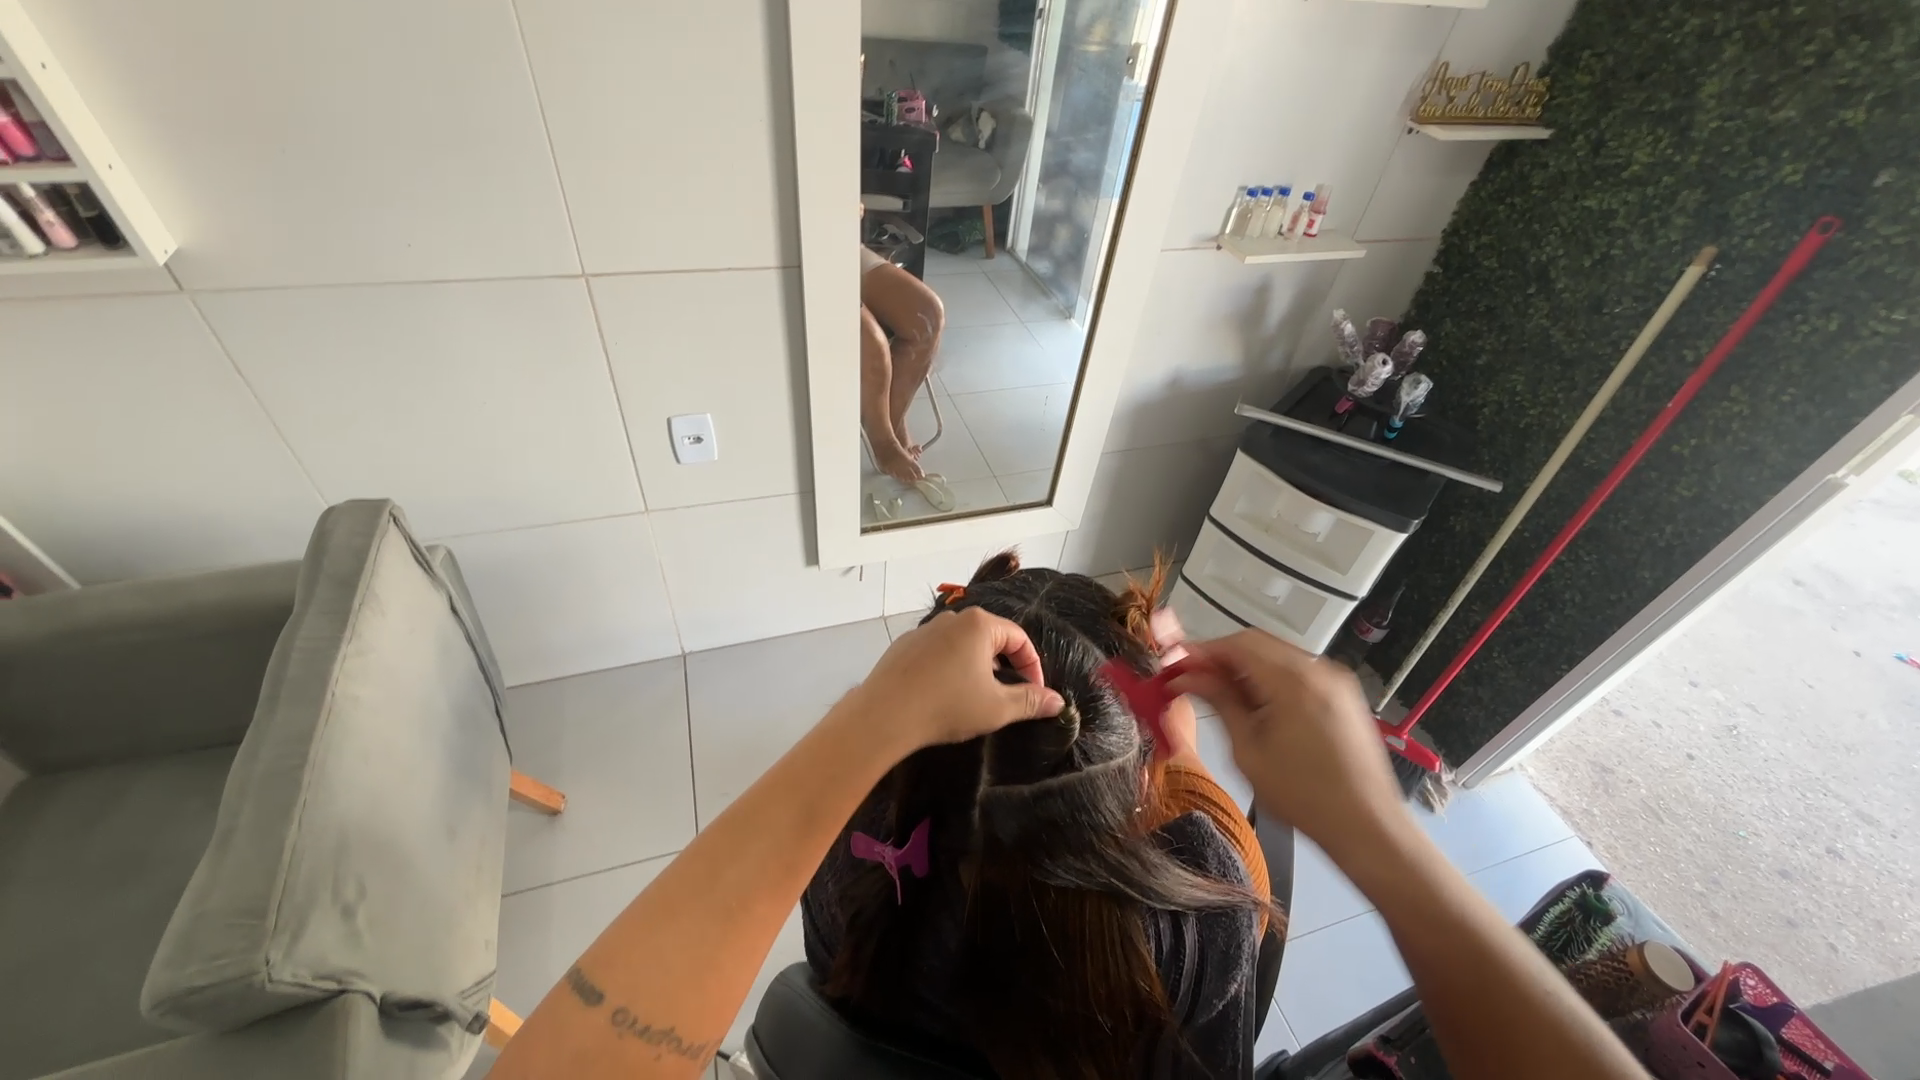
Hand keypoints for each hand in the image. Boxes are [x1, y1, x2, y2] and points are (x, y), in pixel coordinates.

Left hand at [851, 608, 1065, 750]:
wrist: (884, 715)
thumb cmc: (947, 706)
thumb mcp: (996, 708)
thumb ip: (1030, 701)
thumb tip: (1058, 702)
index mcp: (979, 625)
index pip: (1019, 638)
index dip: (1033, 667)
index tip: (1035, 694)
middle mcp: (951, 618)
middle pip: (990, 638)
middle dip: (1004, 666)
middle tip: (1007, 696)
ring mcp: (924, 630)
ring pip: (962, 644)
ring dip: (975, 667)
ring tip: (975, 696)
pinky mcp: (904, 646)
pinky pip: (937, 653)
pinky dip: (948, 668)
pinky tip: (943, 694)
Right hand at [1168, 630, 1407, 857]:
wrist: (1367, 826)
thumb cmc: (1303, 796)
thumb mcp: (1248, 750)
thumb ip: (1219, 702)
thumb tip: (1186, 677)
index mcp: (1293, 681)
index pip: (1236, 644)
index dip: (1200, 650)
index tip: (1174, 663)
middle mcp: (1318, 669)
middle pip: (1256, 643)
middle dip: (1220, 656)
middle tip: (1191, 677)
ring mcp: (1335, 679)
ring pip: (1276, 654)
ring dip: (1244, 666)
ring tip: (1219, 692)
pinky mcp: (1342, 693)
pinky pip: (1297, 670)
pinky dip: (1269, 676)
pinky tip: (1254, 701)